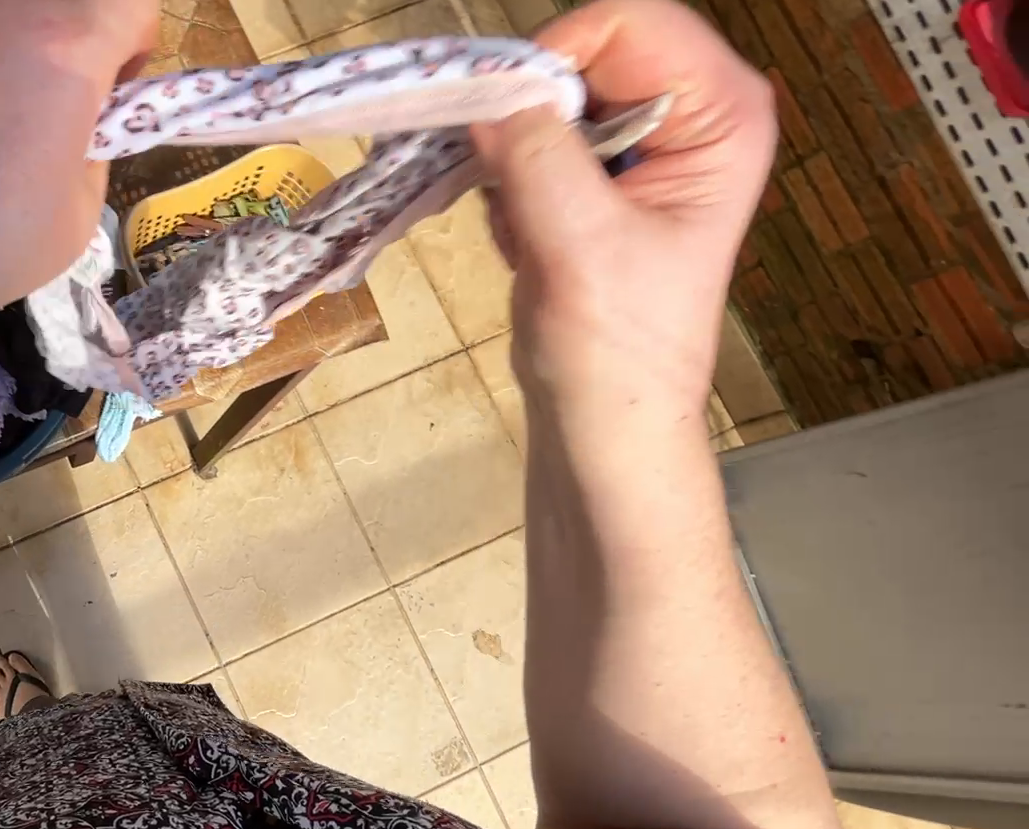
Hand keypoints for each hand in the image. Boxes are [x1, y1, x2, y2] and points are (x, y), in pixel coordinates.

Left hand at [0, 0, 157, 340]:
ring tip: (2, 113)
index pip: (132, 1)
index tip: (117, 92)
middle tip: (65, 101)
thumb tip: (80, 128)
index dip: (137, 46)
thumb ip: (93, 149)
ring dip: (26, 44)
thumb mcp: (79, 213)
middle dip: (83, 38)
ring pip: (10, 9)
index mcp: (64, 49)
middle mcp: (4, 10)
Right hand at [469, 0, 774, 421]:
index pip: (630, 26)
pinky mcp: (583, 191)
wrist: (599, 416)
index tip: (488, 112)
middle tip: (486, 172)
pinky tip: (516, 239)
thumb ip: (538, 163)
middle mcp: (679, 118)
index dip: (553, 55)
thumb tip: (486, 99)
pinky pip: (526, 154)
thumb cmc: (614, 346)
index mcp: (716, 114)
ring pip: (546, 109)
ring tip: (516, 226)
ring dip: (507, 159)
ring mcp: (627, 156)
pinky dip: (502, 189)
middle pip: (585, 61)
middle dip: (523, 110)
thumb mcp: (581, 248)